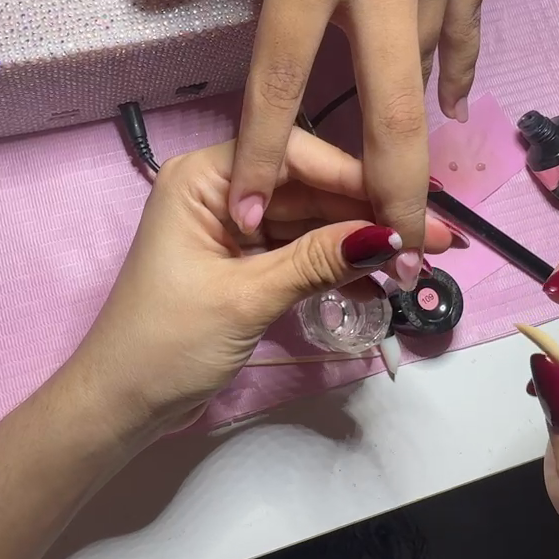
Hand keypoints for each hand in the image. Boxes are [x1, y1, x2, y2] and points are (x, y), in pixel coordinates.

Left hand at [64, 129, 453, 438]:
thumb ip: (317, 261)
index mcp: (204, 176)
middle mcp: (219, 189)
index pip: (289, 156)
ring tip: (419, 263)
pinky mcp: (242, 259)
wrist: (122, 402)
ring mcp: (232, 225)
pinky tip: (380, 279)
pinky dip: (334, 265)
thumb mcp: (246, 297)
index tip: (412, 200)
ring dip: (358, 243)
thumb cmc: (168, 341)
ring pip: (308, 221)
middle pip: (306, 189)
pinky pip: (297, 250)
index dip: (353, 177)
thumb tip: (392, 234)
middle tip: (436, 238)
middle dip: (366, 215)